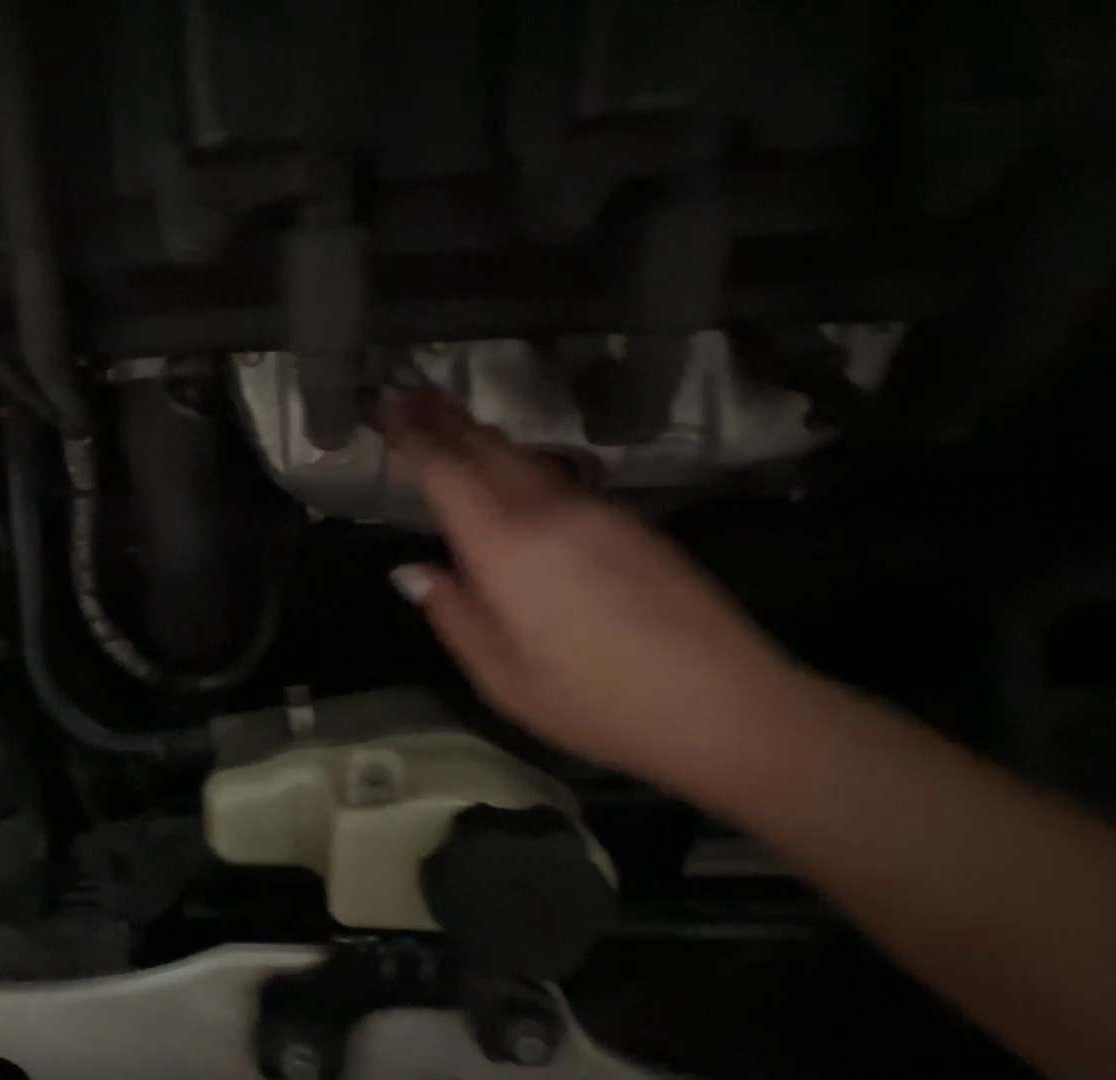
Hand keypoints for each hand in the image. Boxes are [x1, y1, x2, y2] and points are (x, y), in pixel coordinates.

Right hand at [383, 390, 814, 784]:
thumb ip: (453, 615)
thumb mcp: (502, 678)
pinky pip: (562, 480)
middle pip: (490, 449)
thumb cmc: (596, 701)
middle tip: (413, 392)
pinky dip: (525, 466)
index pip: (448, 475)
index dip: (414, 436)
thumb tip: (412, 571)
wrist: (726, 704)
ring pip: (529, 460)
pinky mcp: (632, 526)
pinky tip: (519, 478)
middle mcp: (550, 514)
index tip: (389, 404)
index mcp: (507, 550)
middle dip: (447, 416)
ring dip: (487, 438)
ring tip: (457, 426)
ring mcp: (598, 513)